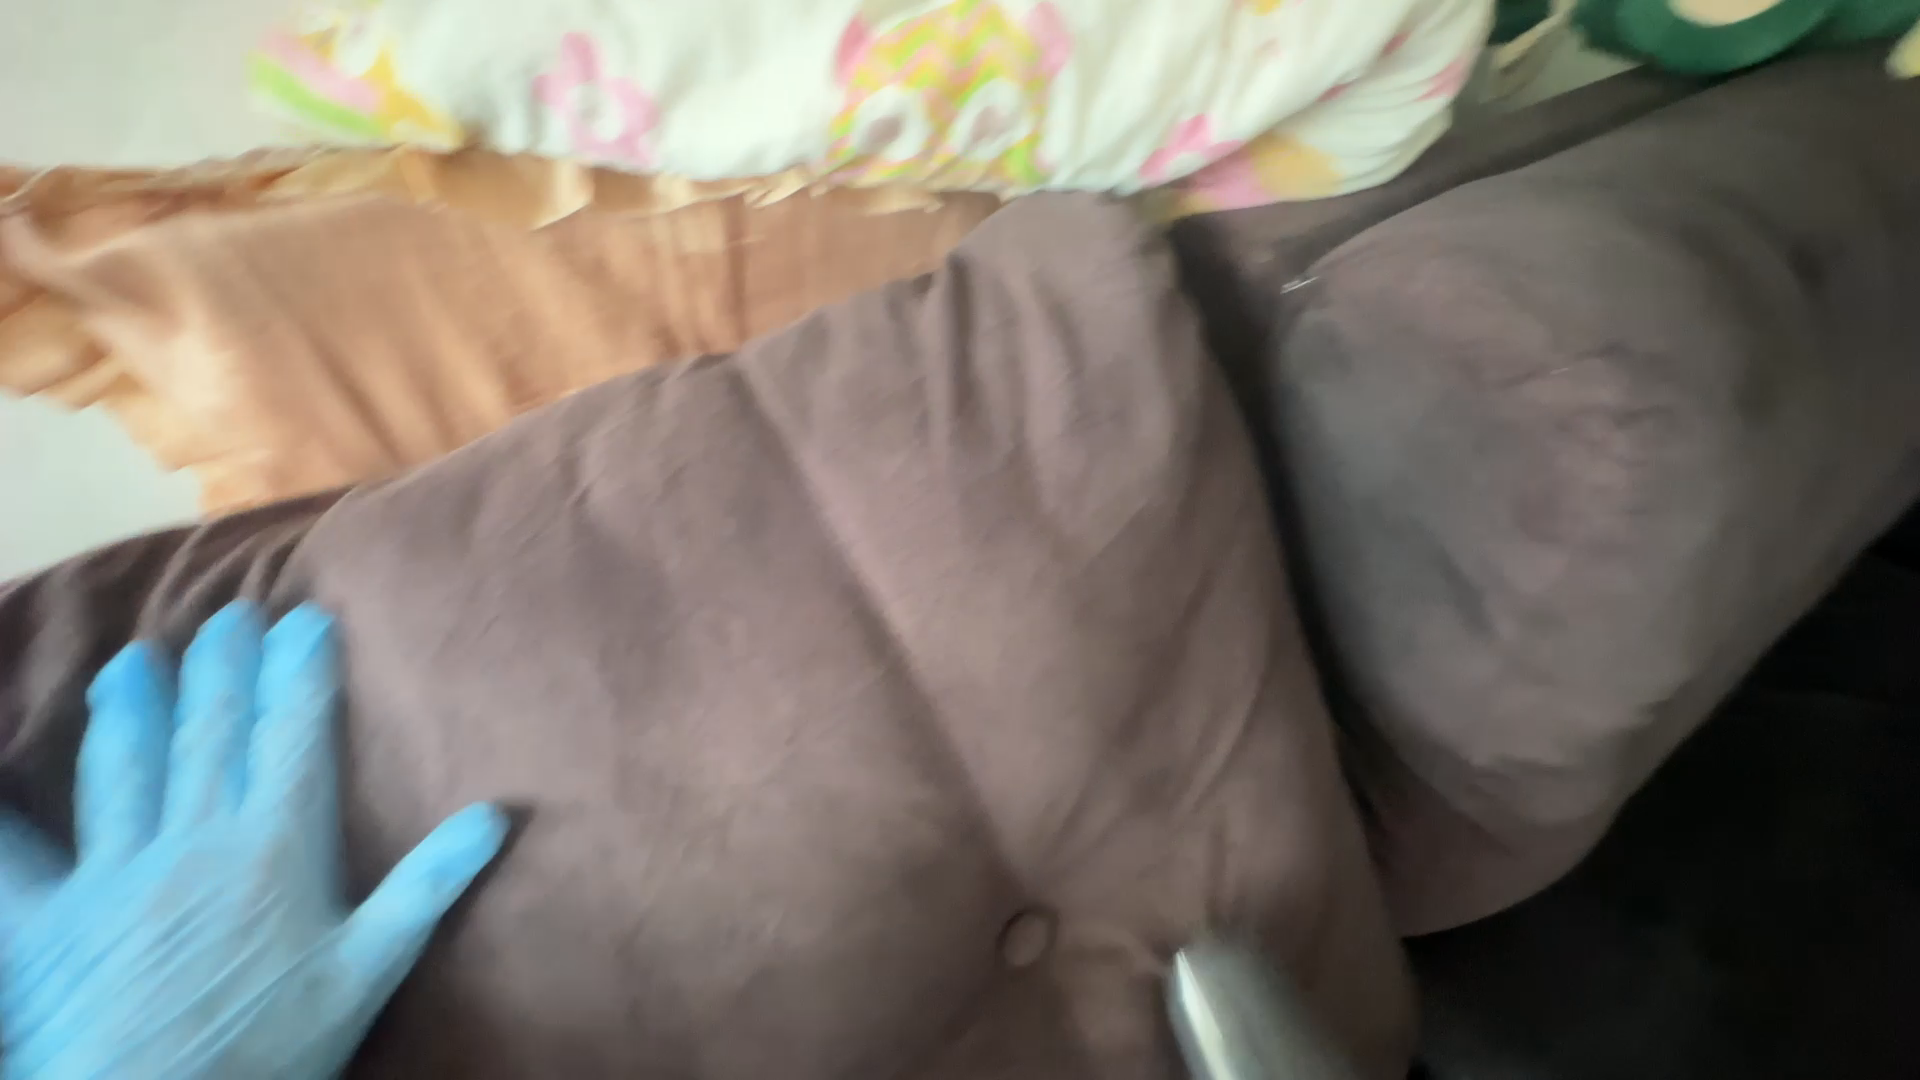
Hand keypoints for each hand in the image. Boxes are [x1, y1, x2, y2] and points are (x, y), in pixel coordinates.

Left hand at [0, 601, 507, 1079]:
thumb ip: (430, 884)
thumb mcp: (372, 966)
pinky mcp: (38, 930)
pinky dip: (0, 820)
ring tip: (134, 658)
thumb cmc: (274, 1040)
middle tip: (229, 615)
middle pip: (211, 738)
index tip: (305, 620)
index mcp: (273, 847)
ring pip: (121, 775)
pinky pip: (11, 863)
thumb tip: (498, 812)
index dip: (300, 674)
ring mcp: (108, 882)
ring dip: (131, 711)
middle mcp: (192, 844)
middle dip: (222, 671)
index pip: (293, 738)